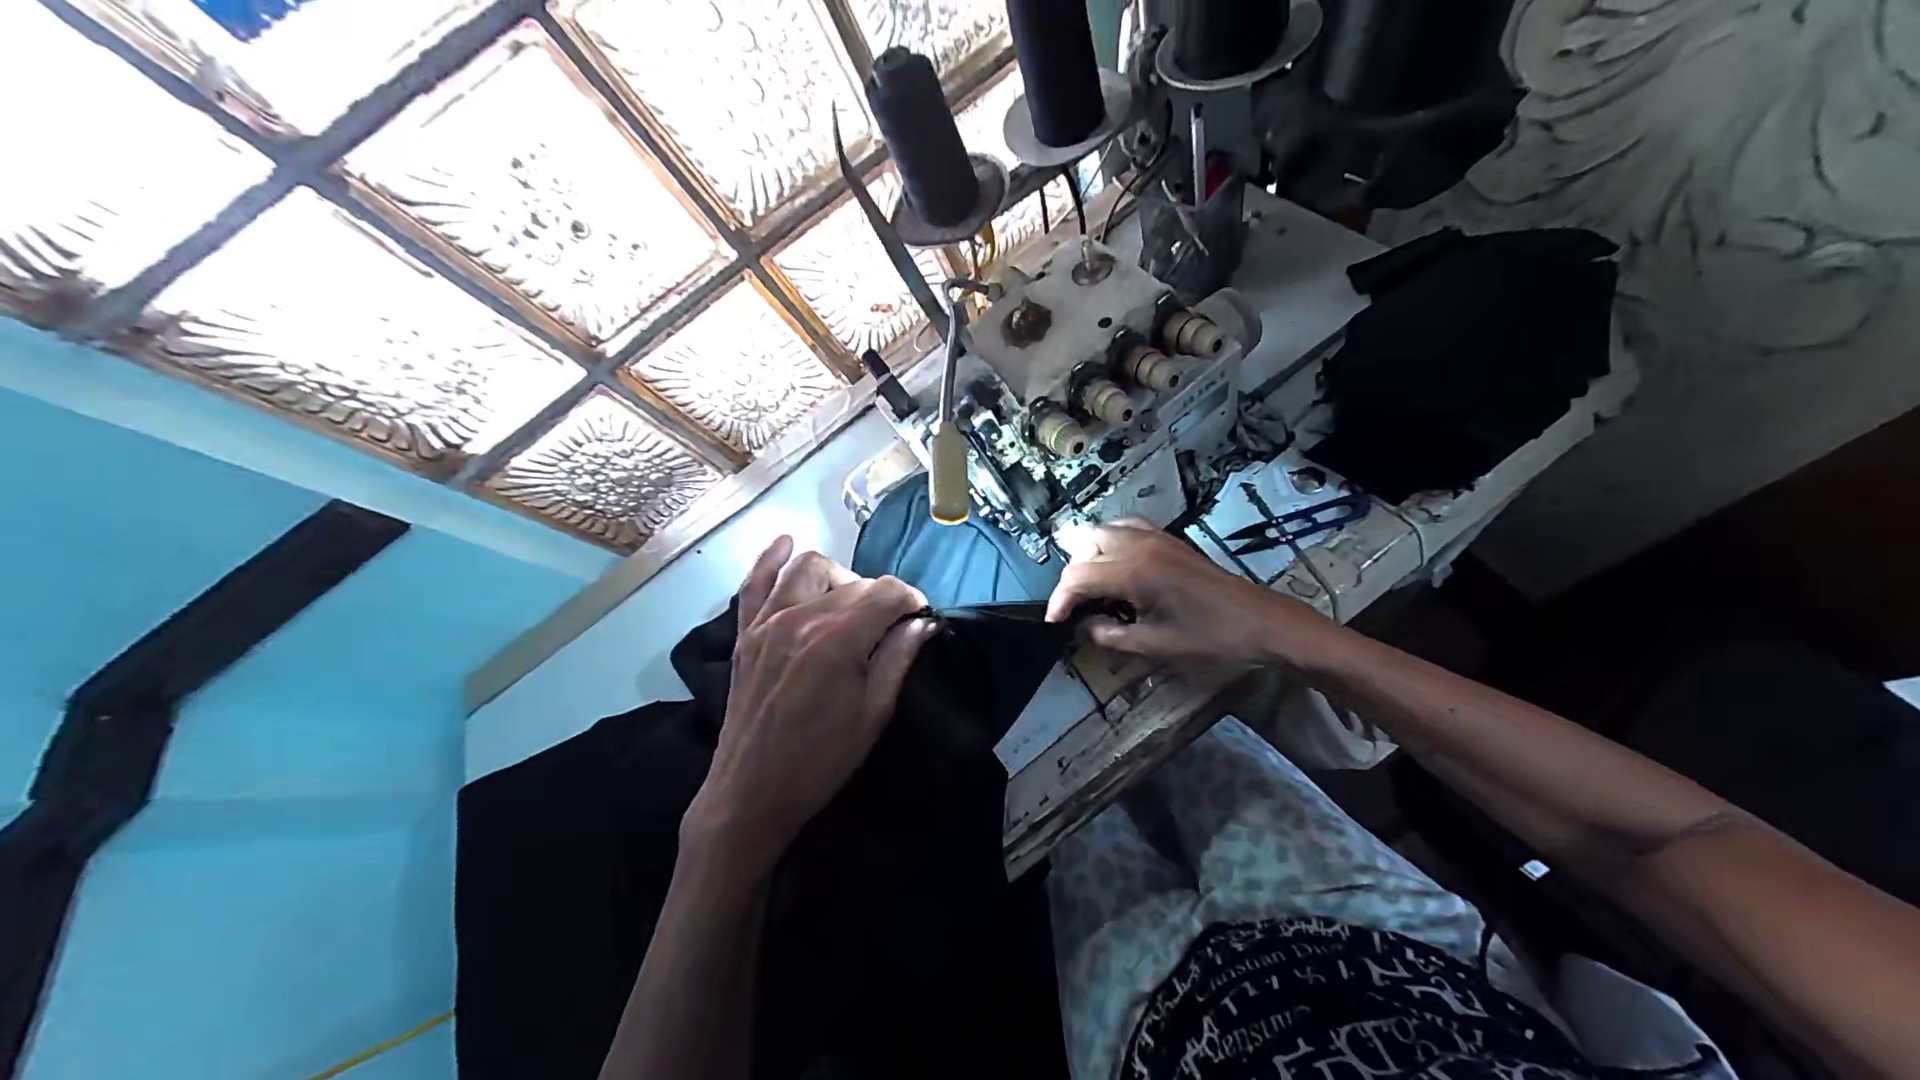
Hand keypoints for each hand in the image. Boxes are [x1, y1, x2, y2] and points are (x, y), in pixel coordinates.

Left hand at [684, 536, 938, 876]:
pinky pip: (755, 581)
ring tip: (847, 602)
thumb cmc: (821, 760)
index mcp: (837, 639)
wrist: (751, 792)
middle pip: (853, 580)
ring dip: (836, 574)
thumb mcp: (873, 714)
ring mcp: (767, 621)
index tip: (920, 617)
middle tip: (890, 626)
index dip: (911, 599)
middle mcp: (800, 617)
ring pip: (807, 565)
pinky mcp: (745, 632)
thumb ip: (899, 658)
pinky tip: (784, 542)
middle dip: (880, 595)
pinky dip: (770, 558)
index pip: (885, 592)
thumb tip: (922, 622)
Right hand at [1045, 519, 1341, 668]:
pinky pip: (1125, 526)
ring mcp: (1154, 535)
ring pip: (1102, 531)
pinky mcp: (1166, 536)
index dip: (1059, 600)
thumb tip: (1083, 626)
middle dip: (1073, 577)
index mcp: (1133, 571)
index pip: (1077, 576)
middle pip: (1084, 547)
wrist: (1258, 620)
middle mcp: (1138, 544)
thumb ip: (1108, 635)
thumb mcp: (1153, 644)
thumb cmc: (1208, 636)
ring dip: (1090, 556)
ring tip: (1094, 586)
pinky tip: (1116, 563)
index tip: (1055, 622)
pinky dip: (1111, 541)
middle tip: (1078, 606)